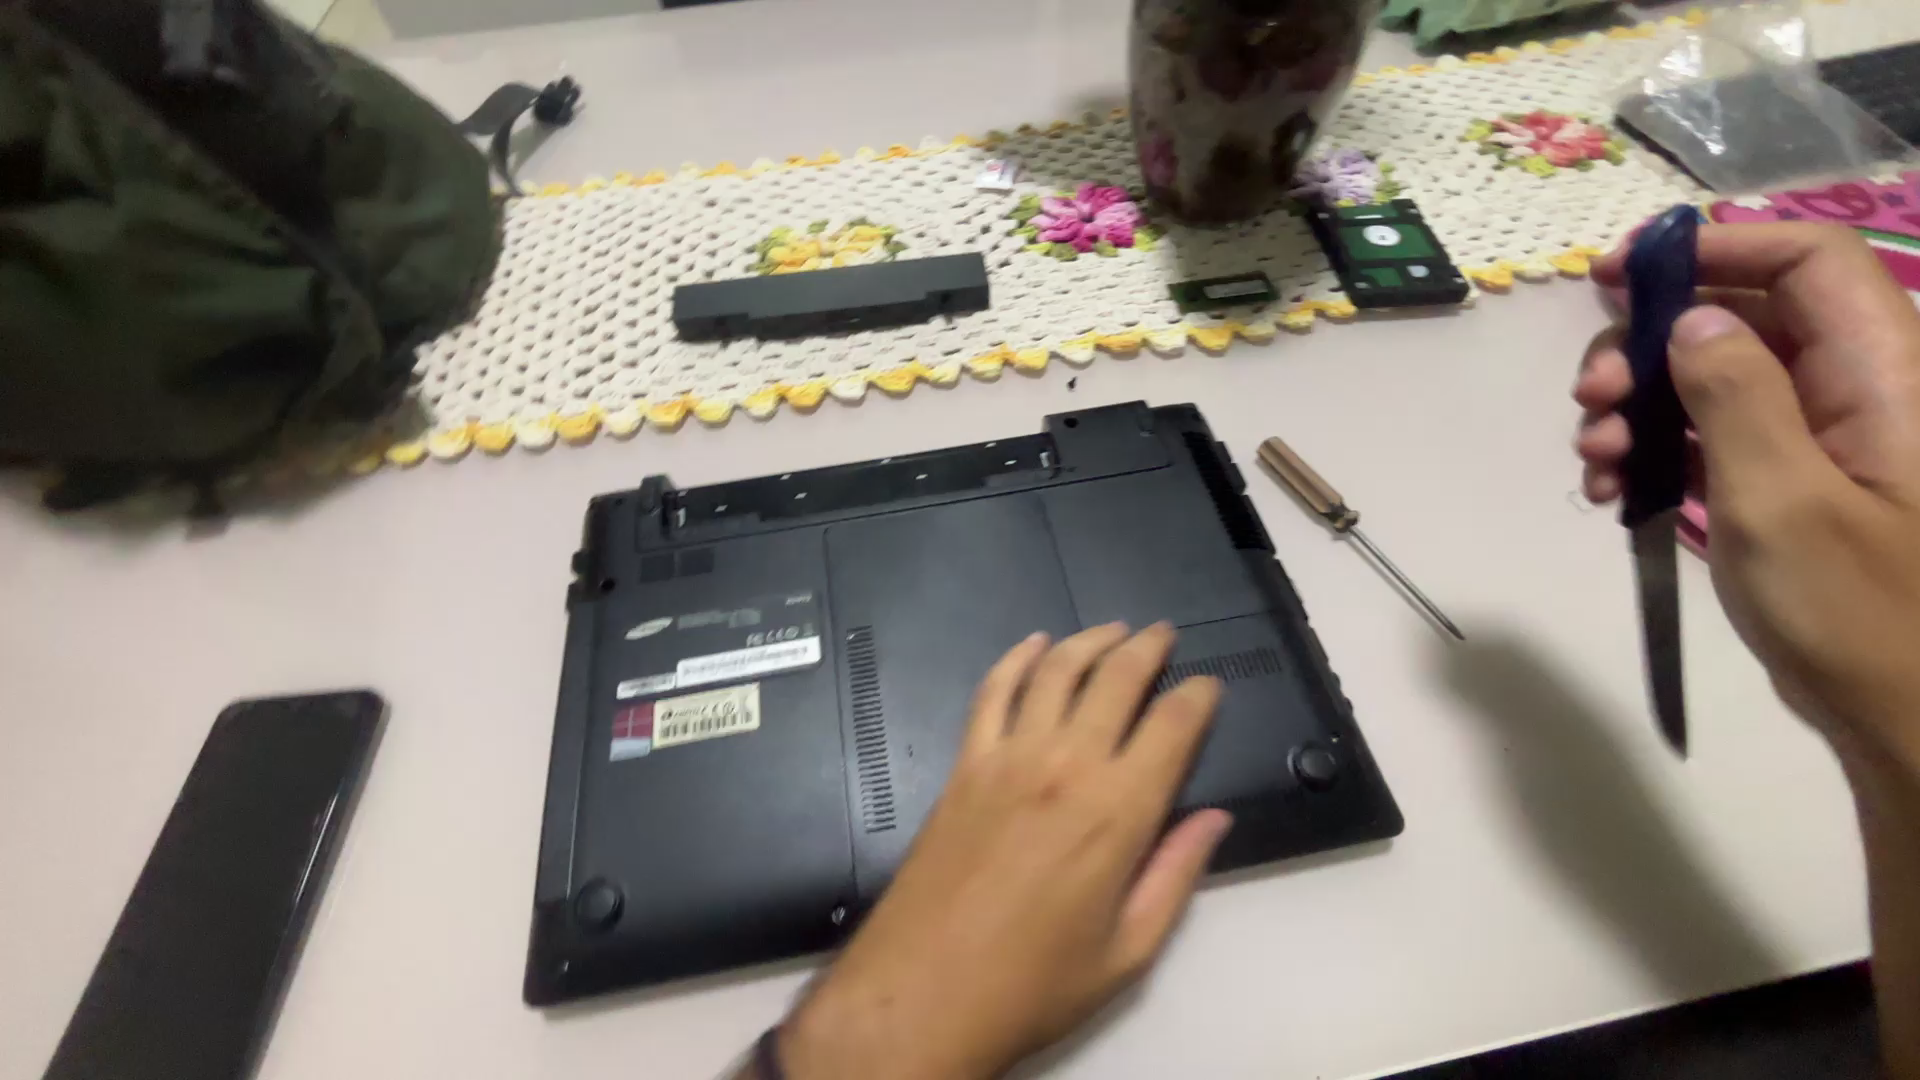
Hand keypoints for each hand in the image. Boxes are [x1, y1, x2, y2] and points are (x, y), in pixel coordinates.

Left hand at [777, 624, 1230, 1079]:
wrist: (925, 990)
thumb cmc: (1035, 982)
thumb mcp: (1128, 951)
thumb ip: (1177, 875)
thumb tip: (1214, 818)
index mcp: (1118, 812)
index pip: (1172, 727)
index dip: (1198, 696)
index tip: (1207, 683)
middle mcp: (1066, 766)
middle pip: (1115, 680)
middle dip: (1147, 648)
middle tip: (1163, 634)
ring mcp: (1008, 757)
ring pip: (1054, 672)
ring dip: (1088, 641)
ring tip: (1112, 629)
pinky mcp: (965, 762)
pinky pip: (992, 693)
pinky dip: (1014, 659)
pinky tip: (1032, 643)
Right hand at [1572, 223, 1919, 766]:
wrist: (1906, 712)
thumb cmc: (1860, 610)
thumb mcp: (1782, 501)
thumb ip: (1738, 398)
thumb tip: (1694, 316)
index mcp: (1888, 377)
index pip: (1807, 264)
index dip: (1714, 247)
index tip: (1618, 272)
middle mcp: (1855, 391)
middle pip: (1739, 319)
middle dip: (1647, 348)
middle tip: (1590, 399)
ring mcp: (1816, 437)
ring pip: (1706, 379)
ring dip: (1633, 408)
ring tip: (1594, 461)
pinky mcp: (1782, 477)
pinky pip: (1703, 435)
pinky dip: (1647, 452)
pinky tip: (1611, 491)